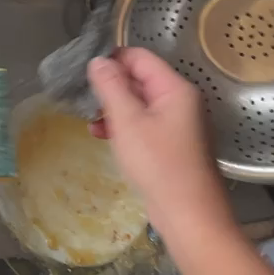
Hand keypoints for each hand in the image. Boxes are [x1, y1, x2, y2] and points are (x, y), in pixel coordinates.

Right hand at [86, 47, 235, 251]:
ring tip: (90, 119)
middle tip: (84, 98)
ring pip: (139, 102)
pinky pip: (144, 123)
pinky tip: (103, 136)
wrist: (190, 217)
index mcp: (175, 89)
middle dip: (110, 86)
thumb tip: (98, 60)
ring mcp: (178, 124)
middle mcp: (180, 101)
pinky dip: (124, 125)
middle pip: (139, 78)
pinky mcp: (173, 145)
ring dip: (113, 108)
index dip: (111, 60)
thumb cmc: (159, 165)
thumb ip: (111, 86)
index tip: (85, 73)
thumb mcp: (127, 121)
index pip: (138, 57)